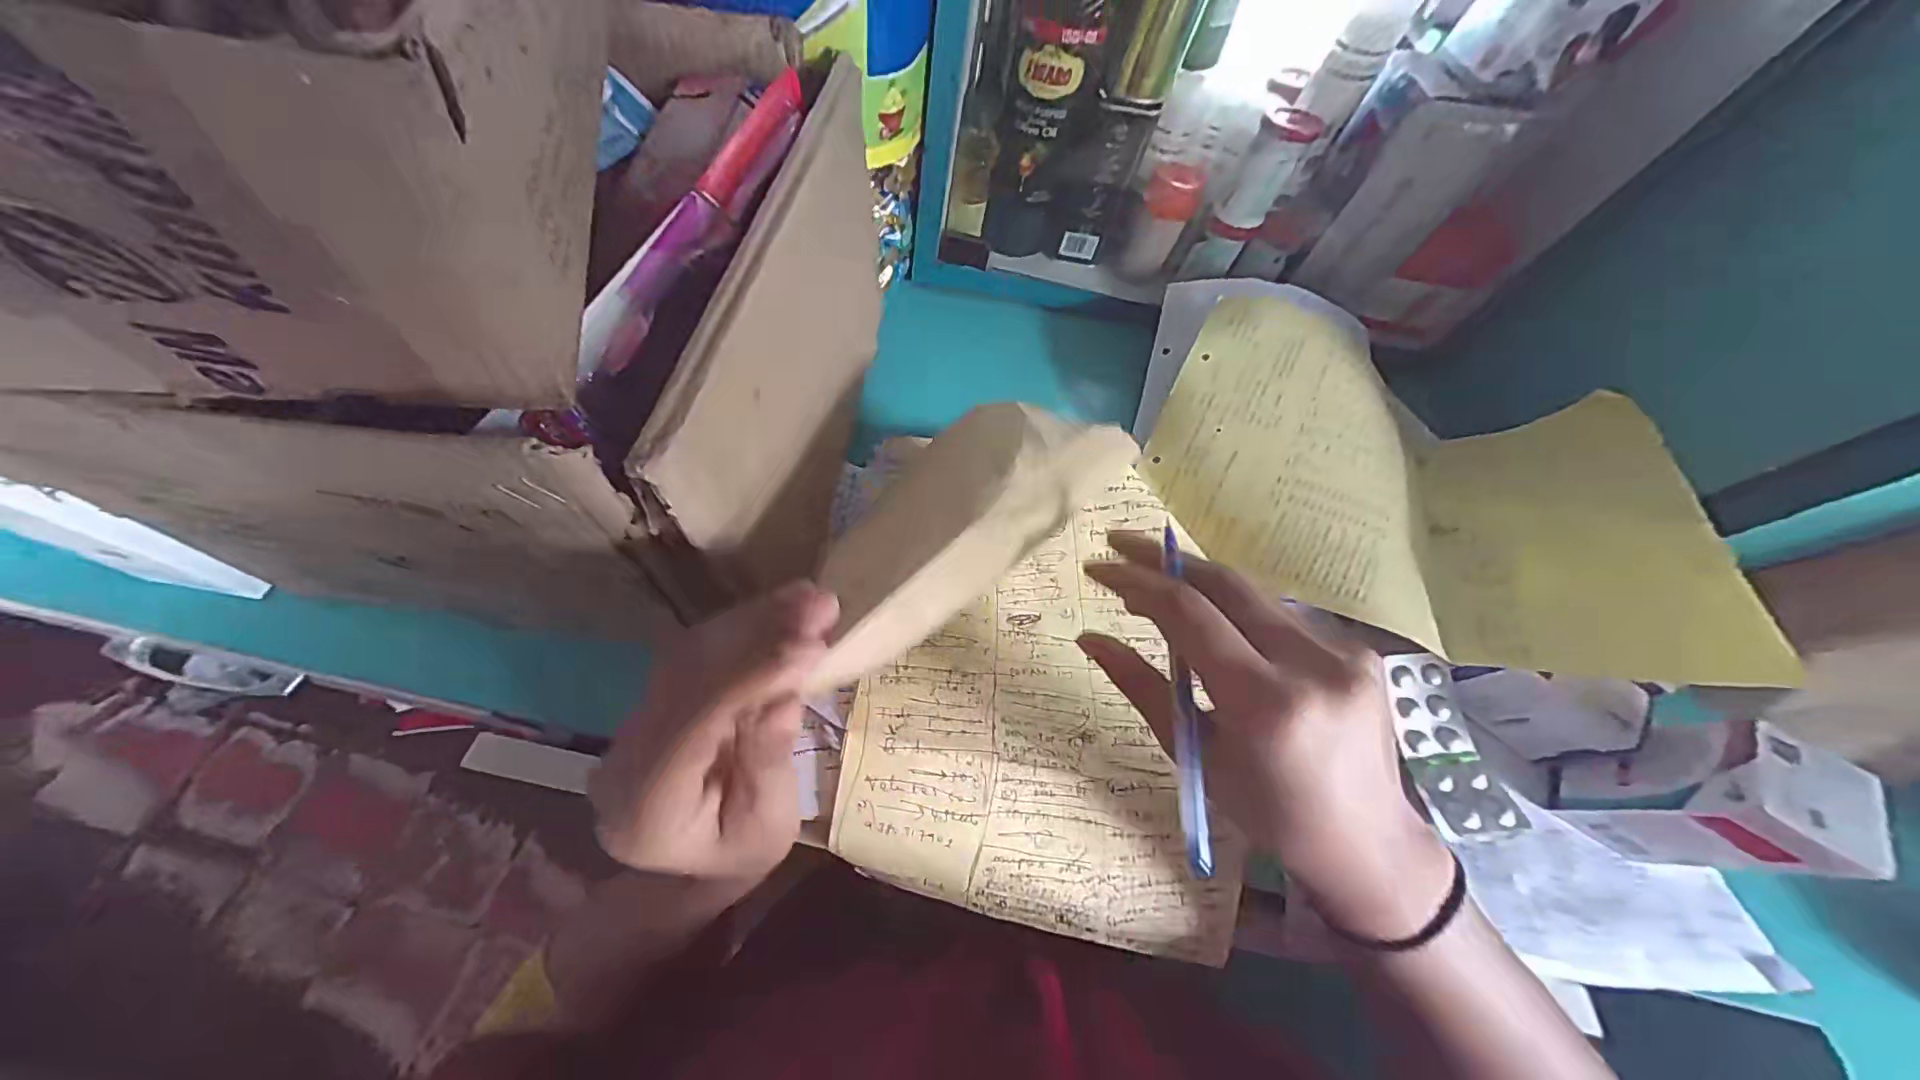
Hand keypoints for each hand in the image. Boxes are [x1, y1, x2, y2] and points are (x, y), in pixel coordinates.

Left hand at [589, 582, 837, 884]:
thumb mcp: (766, 828)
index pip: (694, 726)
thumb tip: (784, 697)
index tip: (809, 648)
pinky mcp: (656, 697)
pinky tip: (784, 607)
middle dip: (758, 635)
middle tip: (818, 605)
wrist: (695, 862)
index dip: (750, 678)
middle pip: (688, 678)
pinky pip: (697, 650)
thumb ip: (767, 763)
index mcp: (645, 807)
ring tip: (810, 598)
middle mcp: (627, 755)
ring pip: (691, 653)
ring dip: (754, 619)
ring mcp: (635, 720)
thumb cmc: (738, 855)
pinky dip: (744, 625)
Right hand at [1079, 533, 1453, 939]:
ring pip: (1254, 593)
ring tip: (1156, 586)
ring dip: (1199, 583)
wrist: (1368, 844)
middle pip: (1225, 584)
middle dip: (1166, 558)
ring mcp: (1346, 652)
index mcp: (1264, 701)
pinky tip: (1214, 621)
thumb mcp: (1196, 753)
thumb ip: (1142, 687)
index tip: (1099, 569)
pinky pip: (1282, 613)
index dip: (1138, 581)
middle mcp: (1312, 664)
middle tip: (1120, 545)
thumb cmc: (1269, 813)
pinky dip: (1237, 609)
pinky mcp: (1361, 649)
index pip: (1189, 615)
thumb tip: (1090, 639)